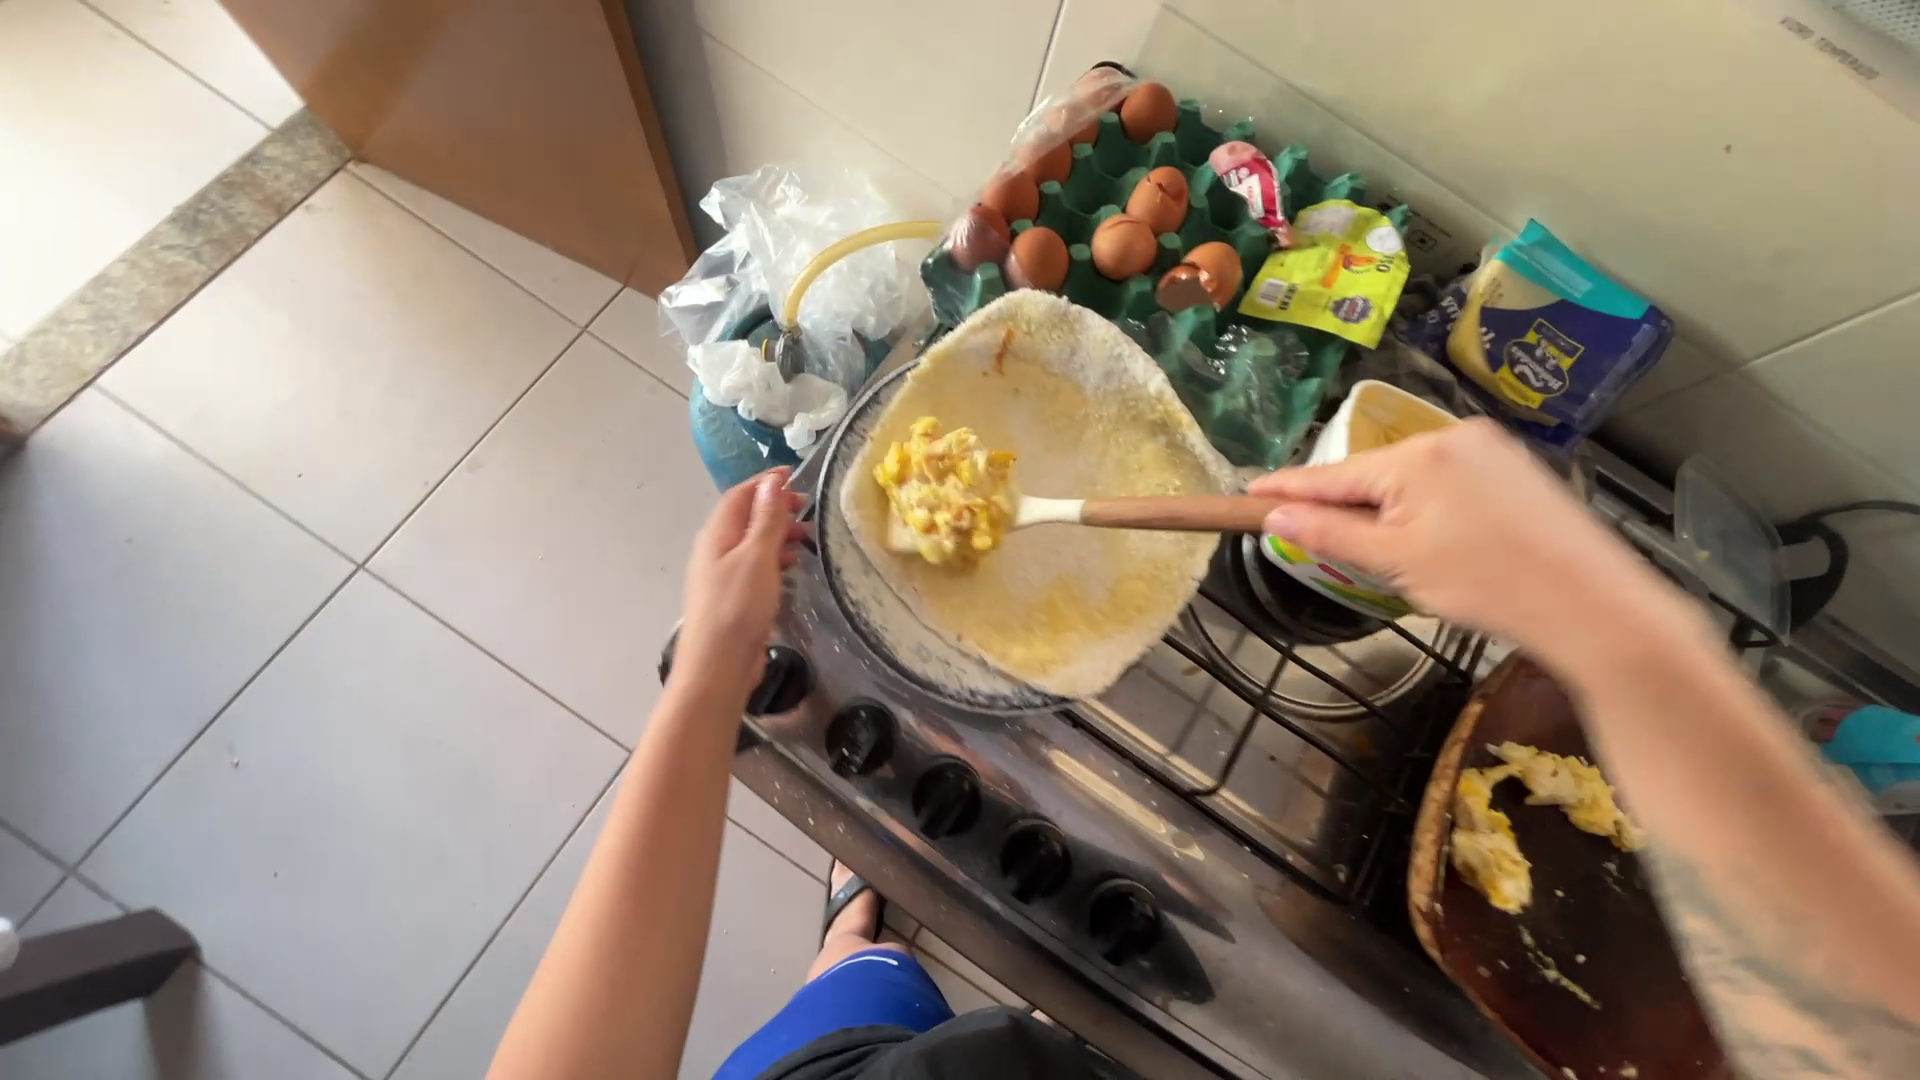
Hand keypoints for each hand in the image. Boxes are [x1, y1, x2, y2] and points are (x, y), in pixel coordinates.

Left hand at [675, 467, 806, 690]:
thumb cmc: (738, 606)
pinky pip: (755, 565)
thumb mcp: (757, 557)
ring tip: (807, 535)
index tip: (795, 476)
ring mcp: (723, 574)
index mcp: (717, 534)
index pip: (740, 495)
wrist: (719, 664)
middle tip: (807, 508)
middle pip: (745, 517)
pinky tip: (791, 565)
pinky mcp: (734, 596)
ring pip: (752, 542)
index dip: (766, 483)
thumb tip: (772, 481)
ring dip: (777, 533)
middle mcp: (715, 550)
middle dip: (775, 507)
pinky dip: (774, 557)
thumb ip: (766, 519)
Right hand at [1249, 419, 1665, 646]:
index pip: (1332, 475)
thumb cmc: (1485, 584)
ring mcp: (1489, 449)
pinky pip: (1444, 479)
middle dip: (1340, 502)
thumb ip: (1330, 533)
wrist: (1597, 607)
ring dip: (1381, 505)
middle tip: (1307, 529)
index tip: (1247, 489)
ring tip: (1372, 542)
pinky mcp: (1515, 468)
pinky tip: (1425, 533)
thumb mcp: (1395, 562)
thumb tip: (1275, 513)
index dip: (1286, 486)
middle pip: (1371, 473)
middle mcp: (1451, 438)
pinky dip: (1419, 503)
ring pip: (1408, 476)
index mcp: (1416, 457)